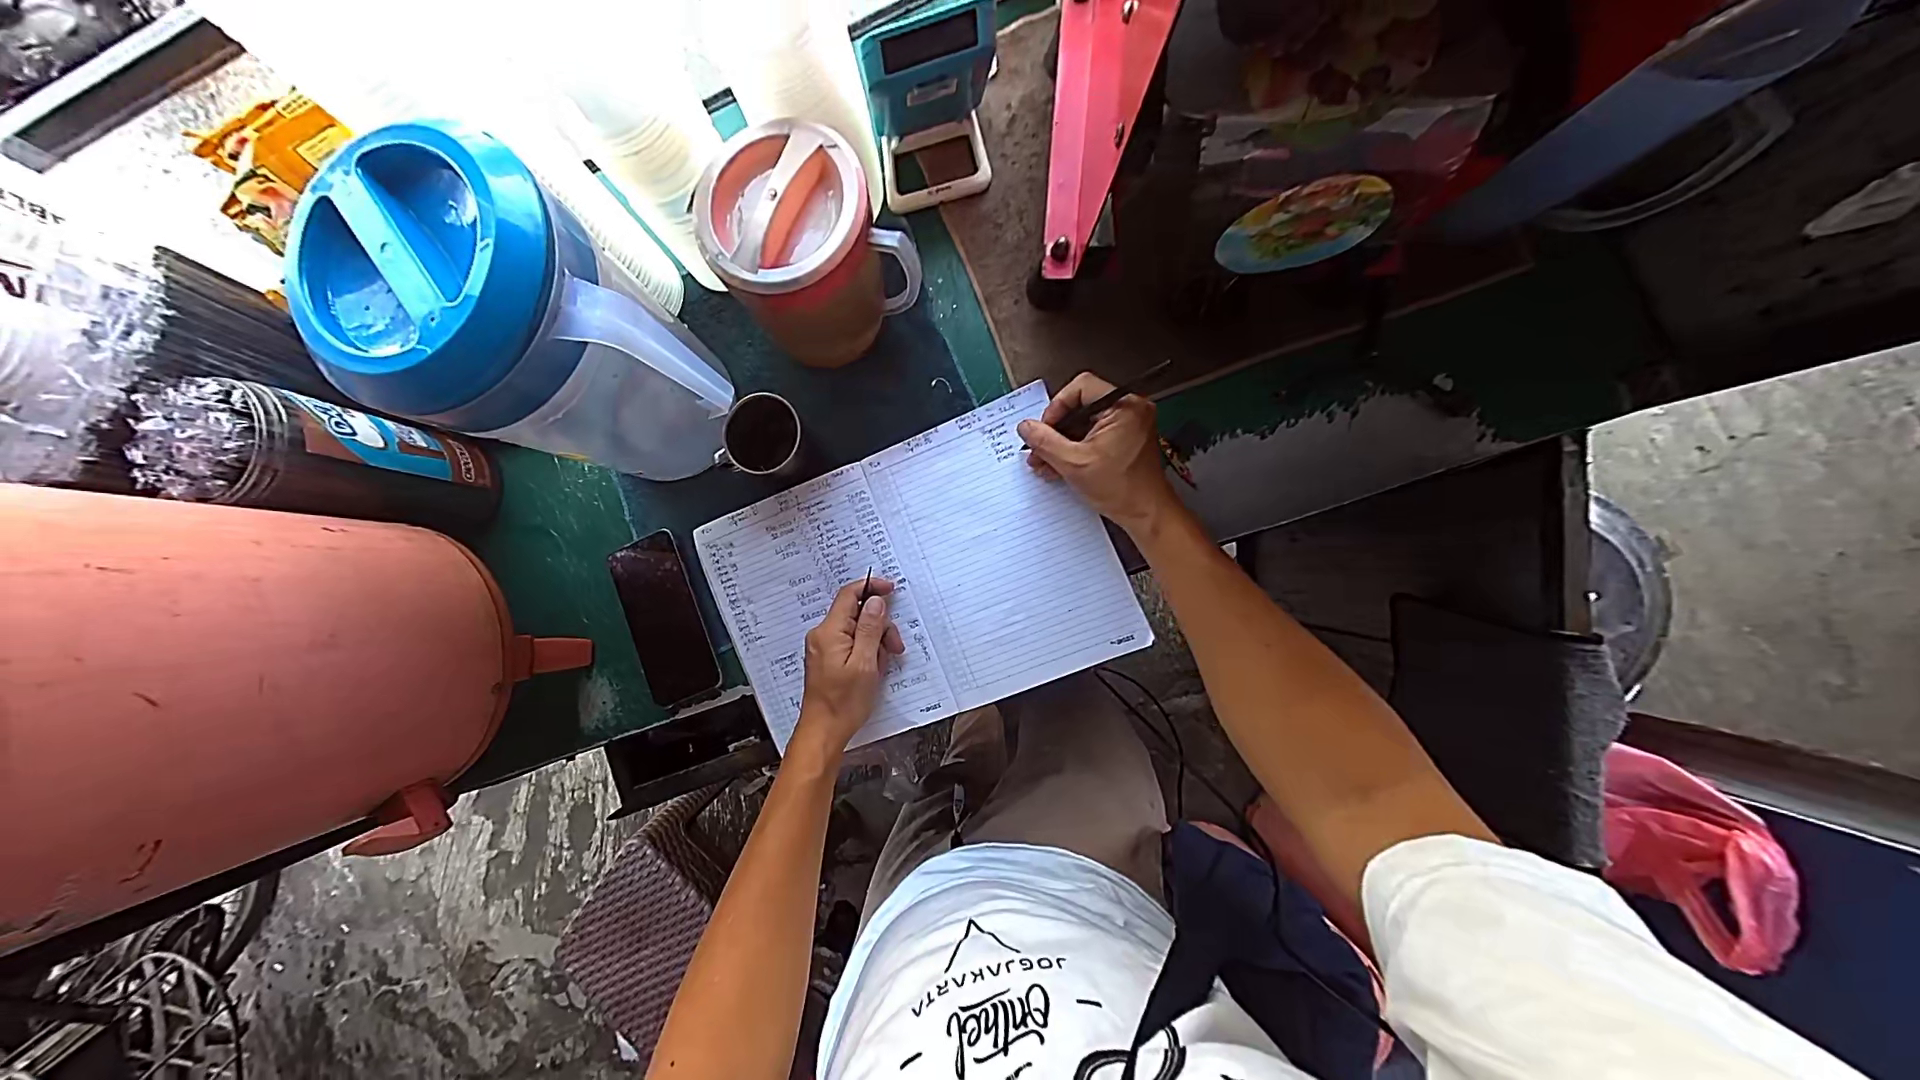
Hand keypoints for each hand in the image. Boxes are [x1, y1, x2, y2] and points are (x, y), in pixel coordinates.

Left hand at [792, 577, 905, 760]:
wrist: (824, 731)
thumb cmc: (843, 703)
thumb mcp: (864, 663)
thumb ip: (870, 628)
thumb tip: (875, 601)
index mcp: (829, 632)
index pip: (849, 595)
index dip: (871, 587)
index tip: (891, 589)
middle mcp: (823, 635)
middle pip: (856, 614)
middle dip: (879, 626)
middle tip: (893, 646)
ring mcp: (825, 647)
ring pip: (857, 629)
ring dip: (876, 641)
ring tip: (883, 664)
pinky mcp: (829, 658)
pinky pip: (852, 643)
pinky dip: (867, 651)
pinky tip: (874, 668)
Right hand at [1017, 372, 1178, 533]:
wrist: (1146, 514)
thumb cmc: (1125, 490)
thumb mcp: (1074, 464)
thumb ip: (1045, 442)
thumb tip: (1027, 427)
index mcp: (1124, 407)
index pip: (1080, 387)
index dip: (1056, 407)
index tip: (1045, 428)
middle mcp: (1130, 410)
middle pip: (1081, 406)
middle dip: (1056, 430)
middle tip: (1041, 447)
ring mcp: (1129, 424)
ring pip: (1084, 423)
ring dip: (1062, 442)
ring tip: (1046, 461)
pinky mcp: (1125, 439)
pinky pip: (1094, 435)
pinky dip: (1076, 448)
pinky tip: (1060, 464)